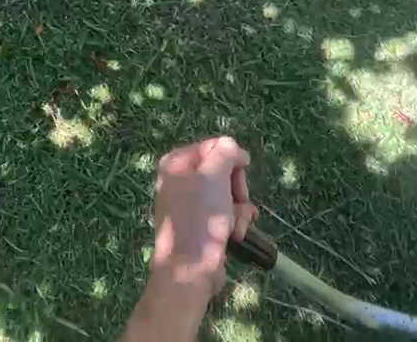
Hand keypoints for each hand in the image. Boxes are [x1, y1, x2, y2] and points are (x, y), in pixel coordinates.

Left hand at [122, 136, 256, 341]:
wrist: (190, 269)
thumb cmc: (200, 217)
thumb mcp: (214, 174)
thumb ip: (227, 151)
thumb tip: (236, 153)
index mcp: (176, 161)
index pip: (215, 147)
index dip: (233, 161)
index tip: (240, 178)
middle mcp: (179, 179)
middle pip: (223, 171)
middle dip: (237, 190)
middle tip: (239, 202)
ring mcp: (189, 204)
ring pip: (227, 194)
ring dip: (239, 209)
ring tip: (238, 227)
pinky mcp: (199, 225)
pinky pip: (224, 213)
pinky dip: (235, 222)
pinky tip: (236, 235)